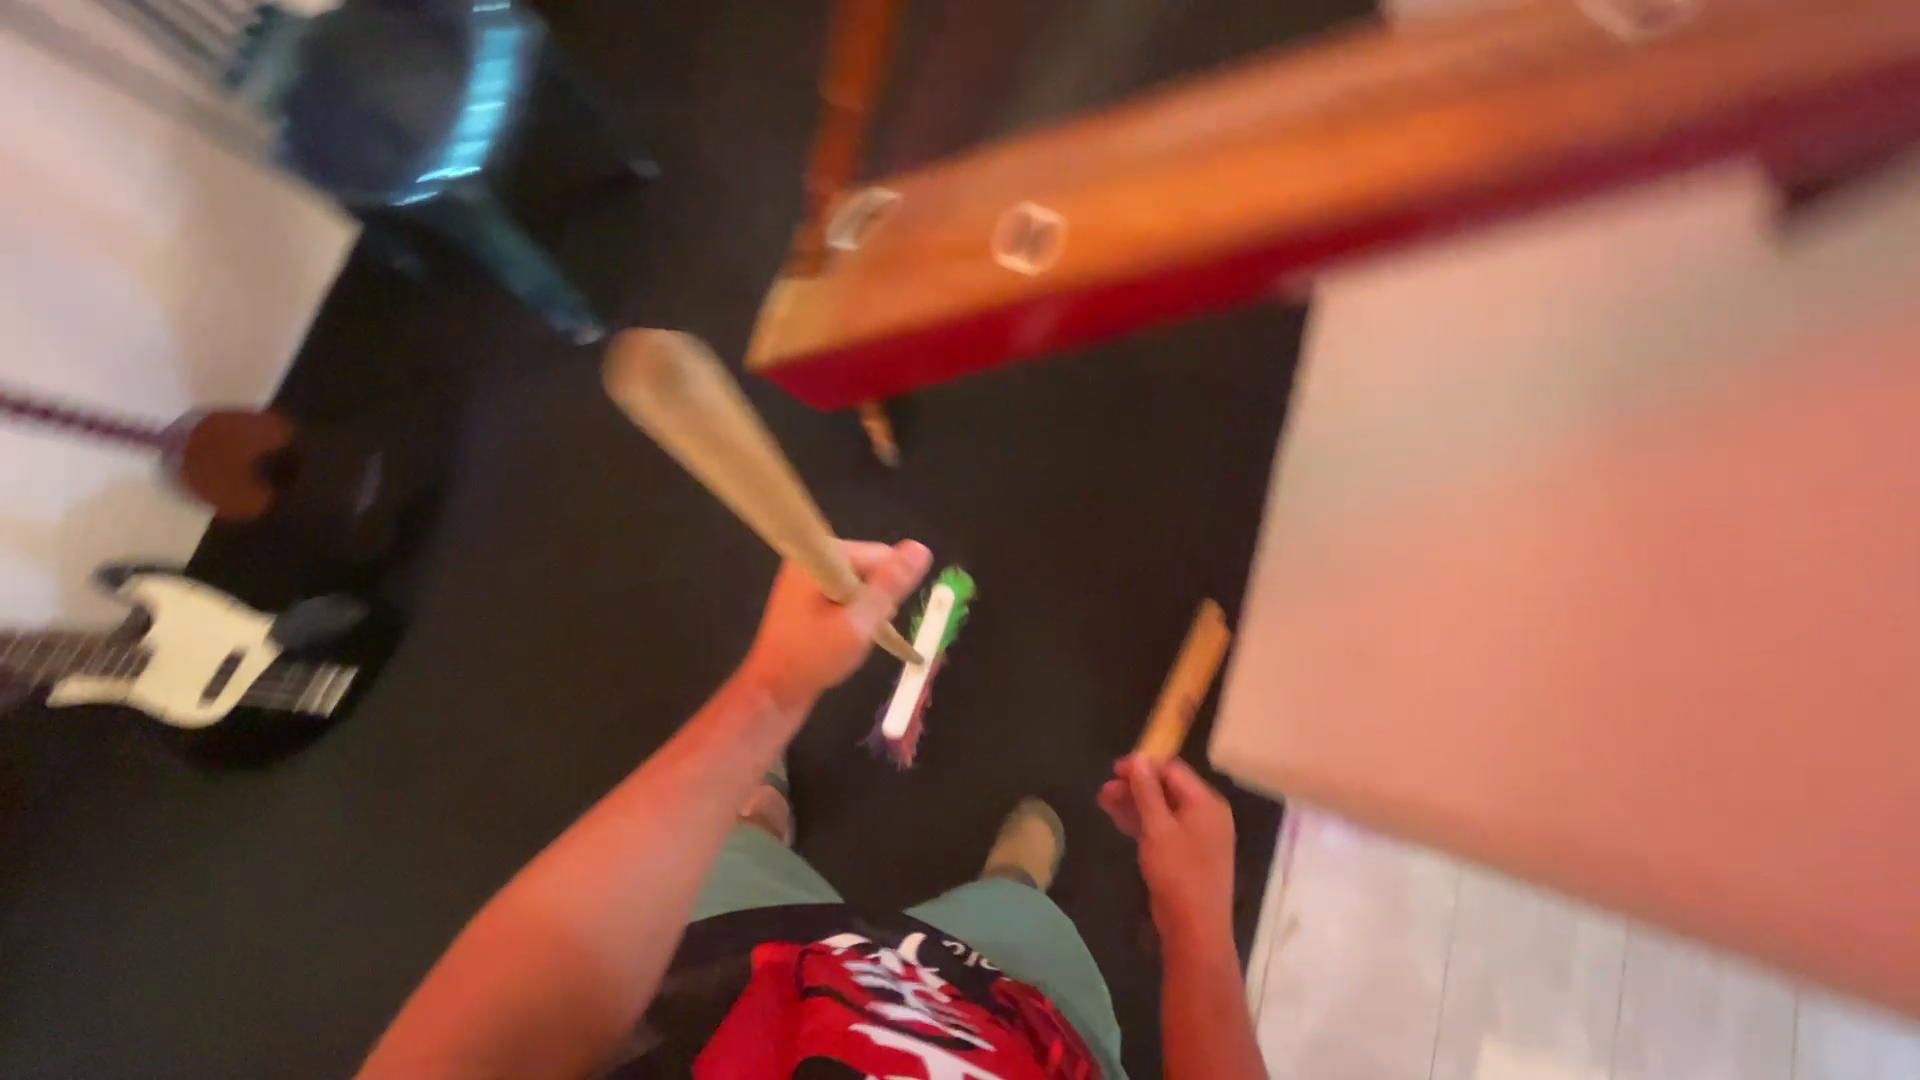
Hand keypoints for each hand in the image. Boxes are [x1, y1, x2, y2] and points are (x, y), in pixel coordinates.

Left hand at [742, 540, 931, 709]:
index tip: (877, 618)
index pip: (877, 555)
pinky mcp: (805, 593)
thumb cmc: (814, 657)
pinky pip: (843, 592)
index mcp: (817, 556)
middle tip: (861, 630)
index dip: (887, 587)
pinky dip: (850, 611)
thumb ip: (890, 585)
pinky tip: (841, 633)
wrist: (773, 691)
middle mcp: (809, 558)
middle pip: (868, 566)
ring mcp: (805, 576)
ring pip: (858, 581)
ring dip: (863, 607)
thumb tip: (921, 547)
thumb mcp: (859, 622)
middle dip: (874, 598)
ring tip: (849, 635)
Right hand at [1100, 756, 1236, 950]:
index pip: (1173, 770)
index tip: (1114, 770)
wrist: (1195, 928)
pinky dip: (1142, 822)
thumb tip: (1138, 758)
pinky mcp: (1187, 854)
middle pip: (1166, 788)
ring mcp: (1197, 835)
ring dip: (1134, 803)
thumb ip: (1146, 791)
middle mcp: (1206, 814)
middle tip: (1104, 790)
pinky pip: (1163, 827)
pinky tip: (1119, 820)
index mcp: (1206, 803)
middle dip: (1134, 786)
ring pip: (1162, 809)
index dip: (1143, 766)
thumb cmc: (1178, 872)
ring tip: (1103, 801)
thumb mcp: (1158, 828)